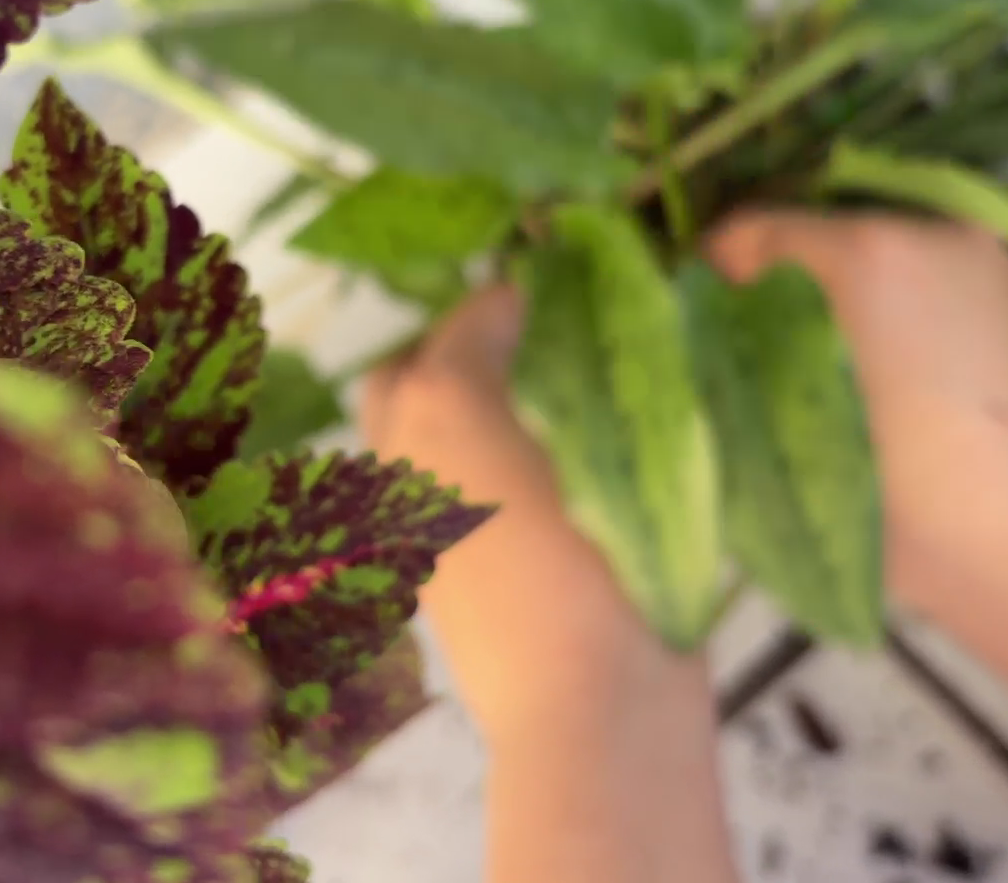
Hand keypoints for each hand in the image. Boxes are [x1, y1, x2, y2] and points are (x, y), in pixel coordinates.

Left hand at [361, 287, 680, 743]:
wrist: (578, 707)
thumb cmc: (613, 573)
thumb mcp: (614, 459)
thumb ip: (577, 387)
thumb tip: (563, 346)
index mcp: (447, 399)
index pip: (471, 319)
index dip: (512, 302)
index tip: (549, 301)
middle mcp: (402, 445)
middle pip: (402, 373)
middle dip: (449, 351)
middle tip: (513, 356)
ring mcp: (395, 509)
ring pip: (392, 430)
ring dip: (435, 405)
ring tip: (504, 411)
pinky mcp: (406, 561)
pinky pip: (403, 481)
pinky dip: (435, 459)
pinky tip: (496, 475)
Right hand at [707, 210, 1007, 617]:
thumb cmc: (893, 497)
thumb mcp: (775, 423)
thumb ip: (723, 355)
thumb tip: (691, 327)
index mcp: (862, 254)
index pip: (748, 230)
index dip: (705, 272)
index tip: (691, 319)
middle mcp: (930, 232)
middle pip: (810, 237)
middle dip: (768, 284)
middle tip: (746, 344)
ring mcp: (987, 258)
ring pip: (868, 257)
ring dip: (828, 294)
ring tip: (817, 359)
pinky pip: (922, 278)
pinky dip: (887, 305)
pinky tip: (884, 366)